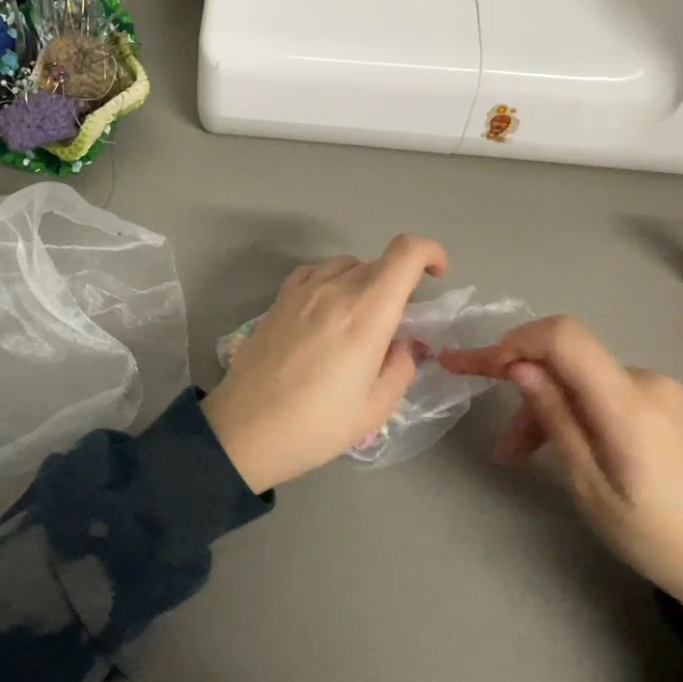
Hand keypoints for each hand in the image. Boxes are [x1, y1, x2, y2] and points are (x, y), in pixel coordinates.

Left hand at [202, 235, 448, 493]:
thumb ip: (400, 367)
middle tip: (396, 324)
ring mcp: (301, 291)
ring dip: (364, 282)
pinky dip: (331, 283)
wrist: (245, 429)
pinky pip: (314, 274)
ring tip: (360, 320)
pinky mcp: (278, 300)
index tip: (437, 276)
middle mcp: (335, 289)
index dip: (430, 253)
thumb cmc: (316, 425)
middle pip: (378, 262)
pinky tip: (327, 313)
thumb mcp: (375, 407)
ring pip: (345, 265)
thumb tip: (405, 344)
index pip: (406, 252)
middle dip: (398, 282)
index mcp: (367, 312)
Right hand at [440, 317, 682, 637]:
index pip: (563, 338)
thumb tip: (519, 368)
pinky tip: (548, 446)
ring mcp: (656, 392)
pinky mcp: (660, 406)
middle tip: (477, 410)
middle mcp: (645, 382)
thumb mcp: (590, 487)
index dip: (513, 341)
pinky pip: (598, 392)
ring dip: (539, 405)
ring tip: (513, 453)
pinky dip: (567, 411)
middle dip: (517, 380)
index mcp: (629, 403)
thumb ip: (555, 419)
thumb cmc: (658, 538)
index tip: (475, 366)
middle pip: (564, 359)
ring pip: (577, 378)